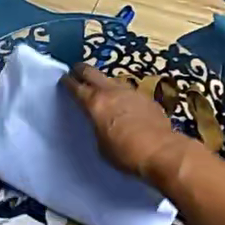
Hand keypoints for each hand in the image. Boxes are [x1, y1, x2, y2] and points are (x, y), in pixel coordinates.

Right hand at [63, 63, 195, 186]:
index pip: (76, 87)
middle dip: (82, 70)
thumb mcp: (101, 145)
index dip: (68, 82)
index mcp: (95, 103)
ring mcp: (131, 92)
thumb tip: (101, 123)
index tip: (64, 80)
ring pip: (112, 80)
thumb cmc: (124, 153)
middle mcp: (112, 91)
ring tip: (102, 89)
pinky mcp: (147, 98)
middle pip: (92, 72)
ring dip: (104, 82)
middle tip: (77, 71)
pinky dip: (123, 95)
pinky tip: (124, 103)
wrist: (160, 151)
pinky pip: (129, 92)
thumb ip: (97, 127)